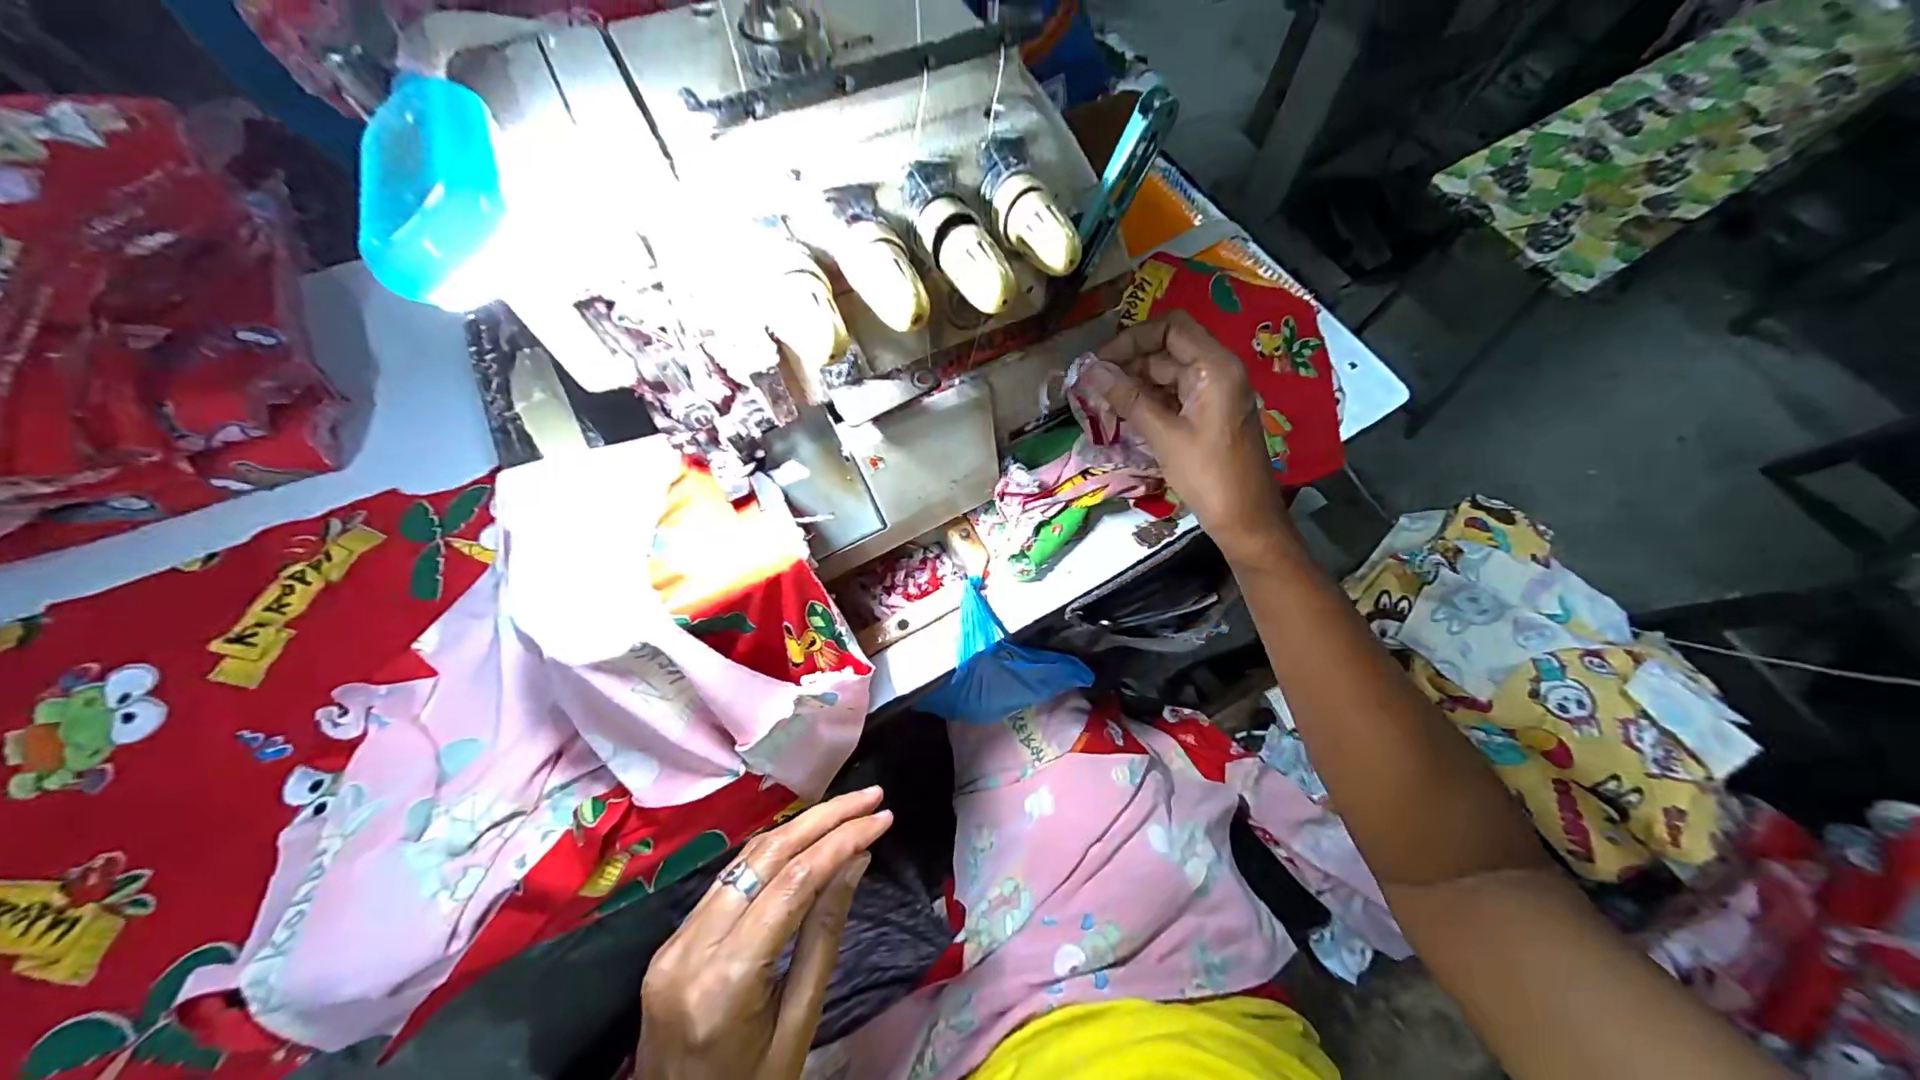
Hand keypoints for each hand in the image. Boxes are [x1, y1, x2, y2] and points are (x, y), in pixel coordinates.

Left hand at [636, 787, 891, 1079]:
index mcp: (725, 981)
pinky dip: (772, 855)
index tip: (882, 818)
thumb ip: (824, 936)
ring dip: (799, 828)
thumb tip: (854, 861)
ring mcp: (674, 942)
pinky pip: (728, 882)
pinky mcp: (672, 941)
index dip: (840, 841)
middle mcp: (690, 949)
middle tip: (870, 796)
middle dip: (824, 818)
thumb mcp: (799, 1024)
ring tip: (846, 809)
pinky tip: (804, 840)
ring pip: (743, 861)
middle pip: (765, 858)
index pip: (792, 884)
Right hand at [1082, 310, 1293, 563]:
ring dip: (1134, 383)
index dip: (1133, 338)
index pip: (1171, 328)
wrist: (1246, 519)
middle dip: (1128, 362)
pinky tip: (1121, 414)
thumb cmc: (1208, 476)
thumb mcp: (1164, 436)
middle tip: (1092, 384)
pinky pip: (1173, 395)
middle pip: (1167, 349)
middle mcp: (1218, 371)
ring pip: (1166, 374)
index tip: (1101, 361)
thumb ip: (1128, 399)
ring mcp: (1213, 393)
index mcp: (1216, 368)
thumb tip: (1090, 371)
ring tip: (1100, 401)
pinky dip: (1147, 400)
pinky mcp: (1207, 414)